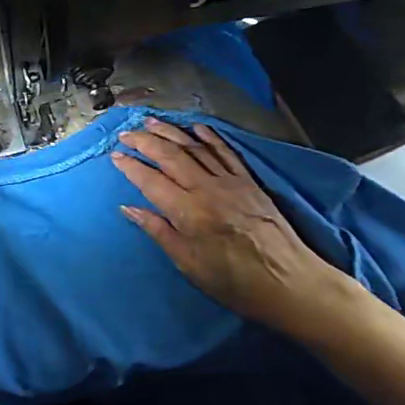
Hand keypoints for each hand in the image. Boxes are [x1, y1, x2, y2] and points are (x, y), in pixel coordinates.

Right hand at [111, 120, 369, 343]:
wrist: (290, 283)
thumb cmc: (233, 281)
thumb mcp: (188, 264)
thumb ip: (159, 231)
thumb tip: (129, 208)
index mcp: (188, 211)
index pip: (151, 180)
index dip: (131, 166)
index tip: (114, 155)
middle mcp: (206, 188)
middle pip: (170, 156)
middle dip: (145, 141)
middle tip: (126, 133)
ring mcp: (230, 181)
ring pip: (195, 147)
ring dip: (171, 132)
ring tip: (151, 122)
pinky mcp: (249, 181)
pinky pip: (225, 152)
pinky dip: (210, 136)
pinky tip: (196, 127)